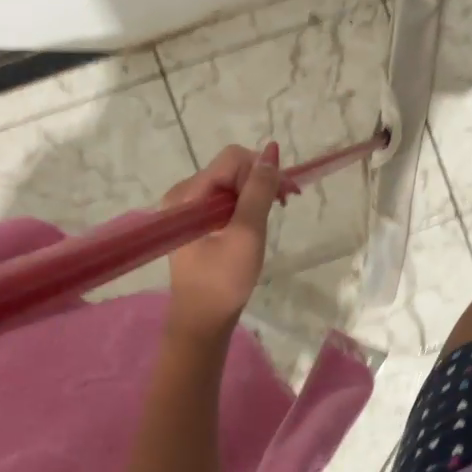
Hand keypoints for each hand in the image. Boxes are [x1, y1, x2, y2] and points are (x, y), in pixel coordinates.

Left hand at [161, 142, 283, 341]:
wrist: (202, 320)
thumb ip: (259, 190)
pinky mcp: (196, 218)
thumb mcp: (247, 232)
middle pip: (233, 167)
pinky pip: (226, 196)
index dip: (263, 170)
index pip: (234, 158)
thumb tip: (272, 151)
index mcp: (188, 194)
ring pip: (232, 181)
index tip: (285, 195)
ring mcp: (188, 206)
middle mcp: (184, 193)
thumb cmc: (224, 279)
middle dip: (262, 180)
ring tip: (277, 211)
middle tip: (287, 203)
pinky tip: (259, 218)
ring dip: (258, 192)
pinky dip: (247, 203)